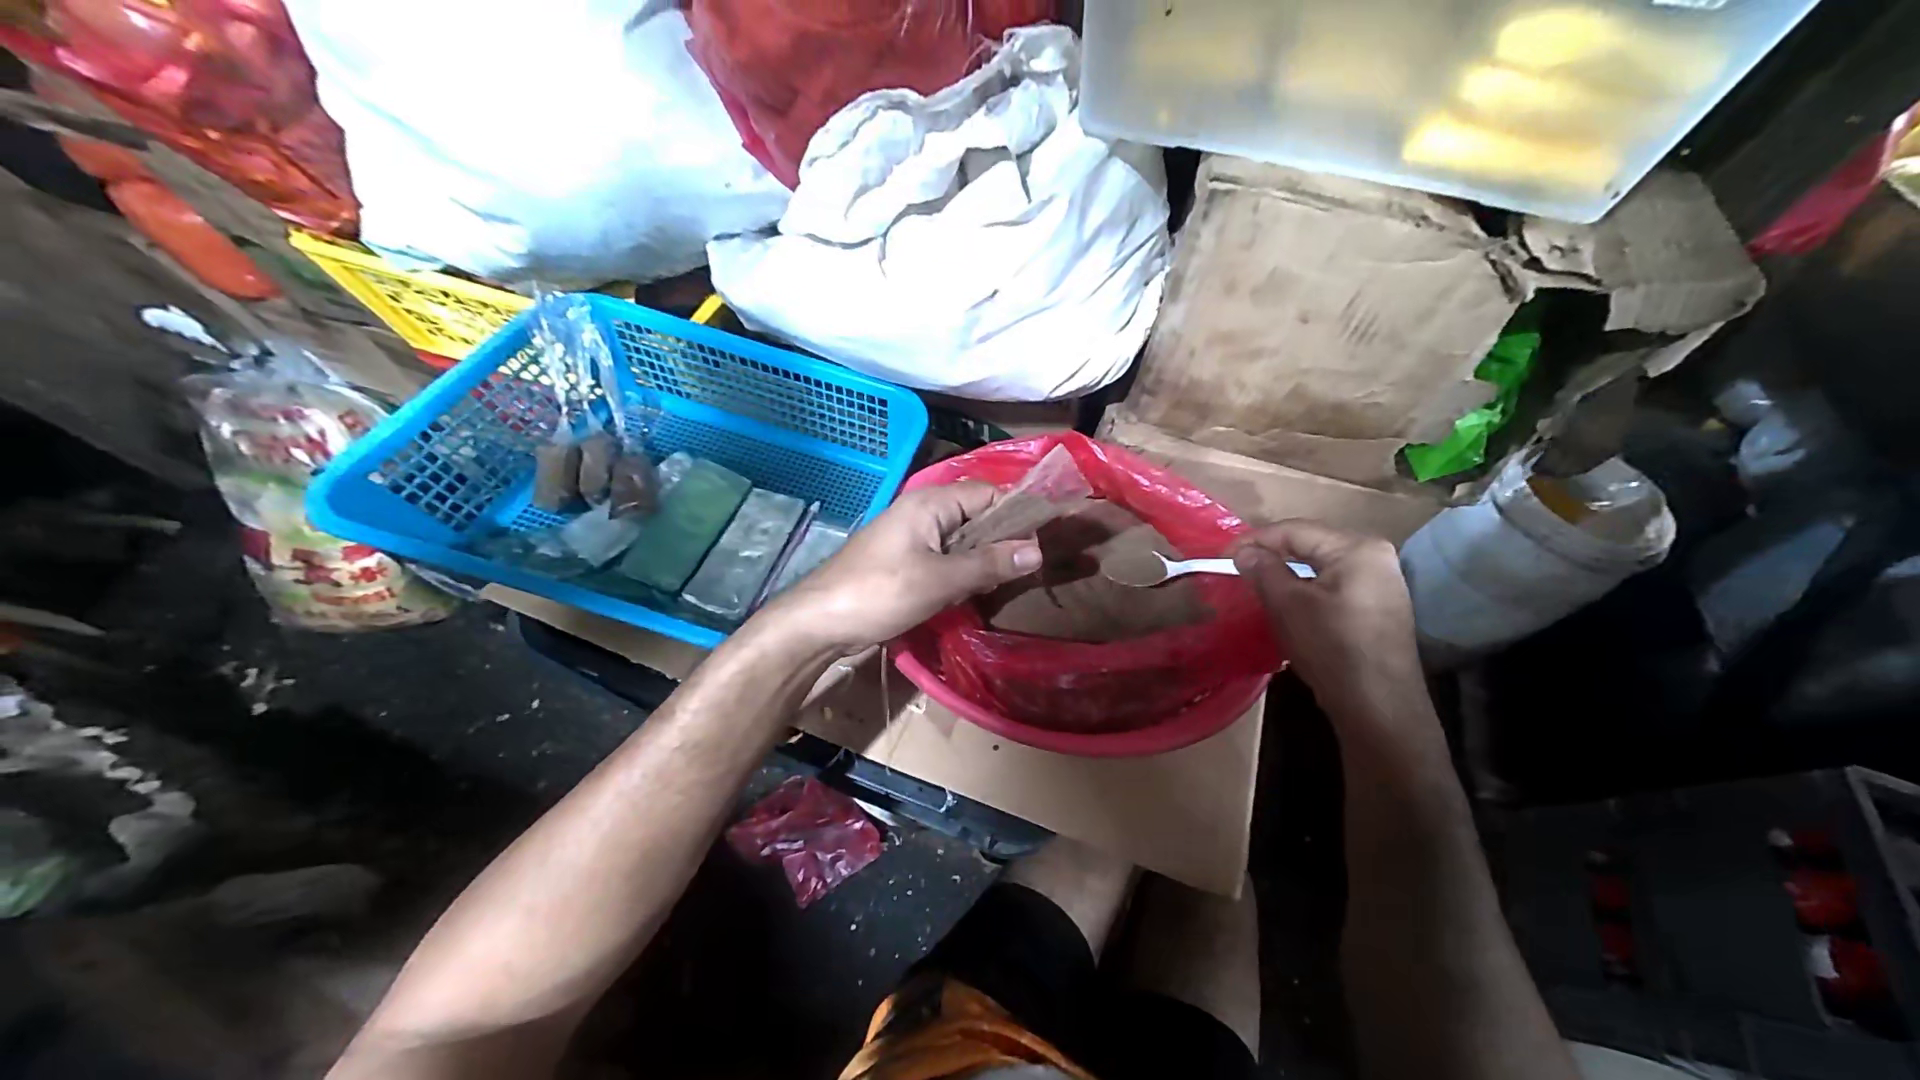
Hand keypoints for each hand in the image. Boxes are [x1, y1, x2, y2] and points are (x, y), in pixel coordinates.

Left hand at [757, 482, 1041, 652]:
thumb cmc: (878, 593)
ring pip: (964, 540)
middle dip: (1009, 536)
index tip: (1052, 535)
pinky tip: (986, 590)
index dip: (1021, 511)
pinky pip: (947, 560)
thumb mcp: (940, 580)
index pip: (989, 493)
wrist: (818, 624)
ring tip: (1024, 576)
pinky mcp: (906, 565)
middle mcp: (923, 513)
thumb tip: (1037, 549)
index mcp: (931, 503)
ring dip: (989, 557)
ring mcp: (913, 540)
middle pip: (978, 516)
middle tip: (1044, 560)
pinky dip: (968, 571)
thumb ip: (989, 563)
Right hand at [1231, 520, 1425, 720]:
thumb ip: (1263, 569)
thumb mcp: (1288, 604)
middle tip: (1236, 567)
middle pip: (1310, 544)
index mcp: (1357, 547)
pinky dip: (1305, 587)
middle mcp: (1376, 556)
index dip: (1254, 540)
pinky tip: (1286, 602)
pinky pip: (1332, 584)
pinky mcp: (1378, 607)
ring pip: (1320, 565)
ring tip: (1255, 583)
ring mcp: (1382, 582)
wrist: (1377, 705)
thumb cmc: (1331, 646)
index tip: (1222, 555)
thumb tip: (1243, 552)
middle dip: (1270, 554)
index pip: (1295, 530)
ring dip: (1286, 571)